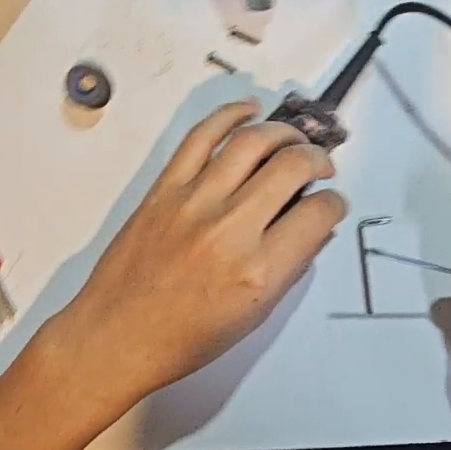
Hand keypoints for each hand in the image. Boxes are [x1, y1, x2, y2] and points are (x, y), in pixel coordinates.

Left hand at [46, 100, 347, 408]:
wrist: (116, 337)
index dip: (334, 204)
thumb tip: (315, 225)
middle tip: (320, 166)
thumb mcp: (254, 316)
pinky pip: (201, 136)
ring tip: (293, 141)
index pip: (319, 214)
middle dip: (318, 160)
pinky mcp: (163, 189)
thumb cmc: (183, 338)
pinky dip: (229, 115)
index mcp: (258, 271)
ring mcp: (193, 203)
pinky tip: (250, 111)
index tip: (330, 203)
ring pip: (252, 141)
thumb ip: (290, 266)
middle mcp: (230, 230)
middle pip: (292, 166)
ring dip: (284, 133)